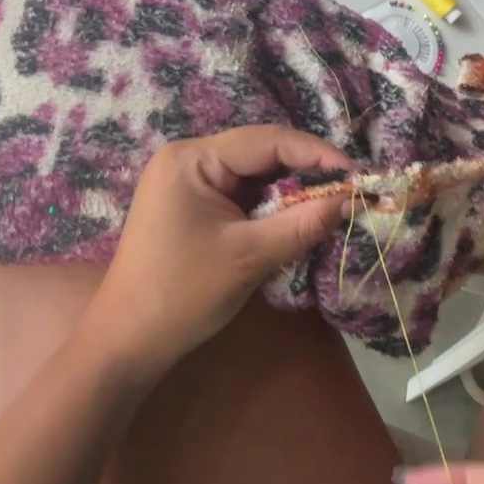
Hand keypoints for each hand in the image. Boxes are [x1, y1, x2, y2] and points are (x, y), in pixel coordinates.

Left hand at [88, 126, 351, 373]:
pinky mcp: (191, 203)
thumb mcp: (249, 257)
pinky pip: (240, 191)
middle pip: (259, 152)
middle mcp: (187, 158)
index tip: (356, 173)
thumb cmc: (182, 294)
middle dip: (305, 170)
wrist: (127, 342)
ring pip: (252, 172)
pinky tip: (295, 216)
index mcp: (192, 159)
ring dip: (289, 188)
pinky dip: (269, 203)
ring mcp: (186, 181)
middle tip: (348, 189)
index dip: (315, 153)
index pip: (266, 141)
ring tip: (330, 202)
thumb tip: (350, 201)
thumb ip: (301, 224)